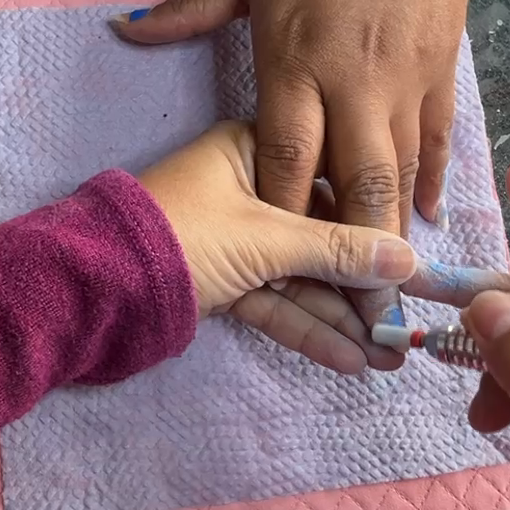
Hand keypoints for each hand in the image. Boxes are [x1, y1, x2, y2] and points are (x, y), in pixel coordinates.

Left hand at [114, 0, 504, 252]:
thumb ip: (190, 10)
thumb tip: (123, 28)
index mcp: (294, 58)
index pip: (284, 157)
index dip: (280, 214)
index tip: (273, 260)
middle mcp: (350, 78)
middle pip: (350, 181)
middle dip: (351, 247)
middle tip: (351, 302)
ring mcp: (403, 75)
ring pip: (398, 169)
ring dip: (392, 228)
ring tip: (387, 279)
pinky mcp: (444, 65)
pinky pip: (437, 137)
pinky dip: (432, 179)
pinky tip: (424, 215)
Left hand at [138, 123, 415, 374]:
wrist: (95, 286)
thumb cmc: (183, 236)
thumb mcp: (264, 237)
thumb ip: (337, 250)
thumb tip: (410, 260)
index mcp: (253, 151)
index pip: (330, 184)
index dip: (374, 227)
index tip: (414, 268)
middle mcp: (248, 189)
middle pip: (318, 238)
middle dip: (361, 287)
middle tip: (404, 327)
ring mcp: (234, 238)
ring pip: (298, 277)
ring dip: (340, 317)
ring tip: (389, 356)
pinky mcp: (222, 279)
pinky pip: (273, 301)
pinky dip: (305, 328)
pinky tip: (349, 358)